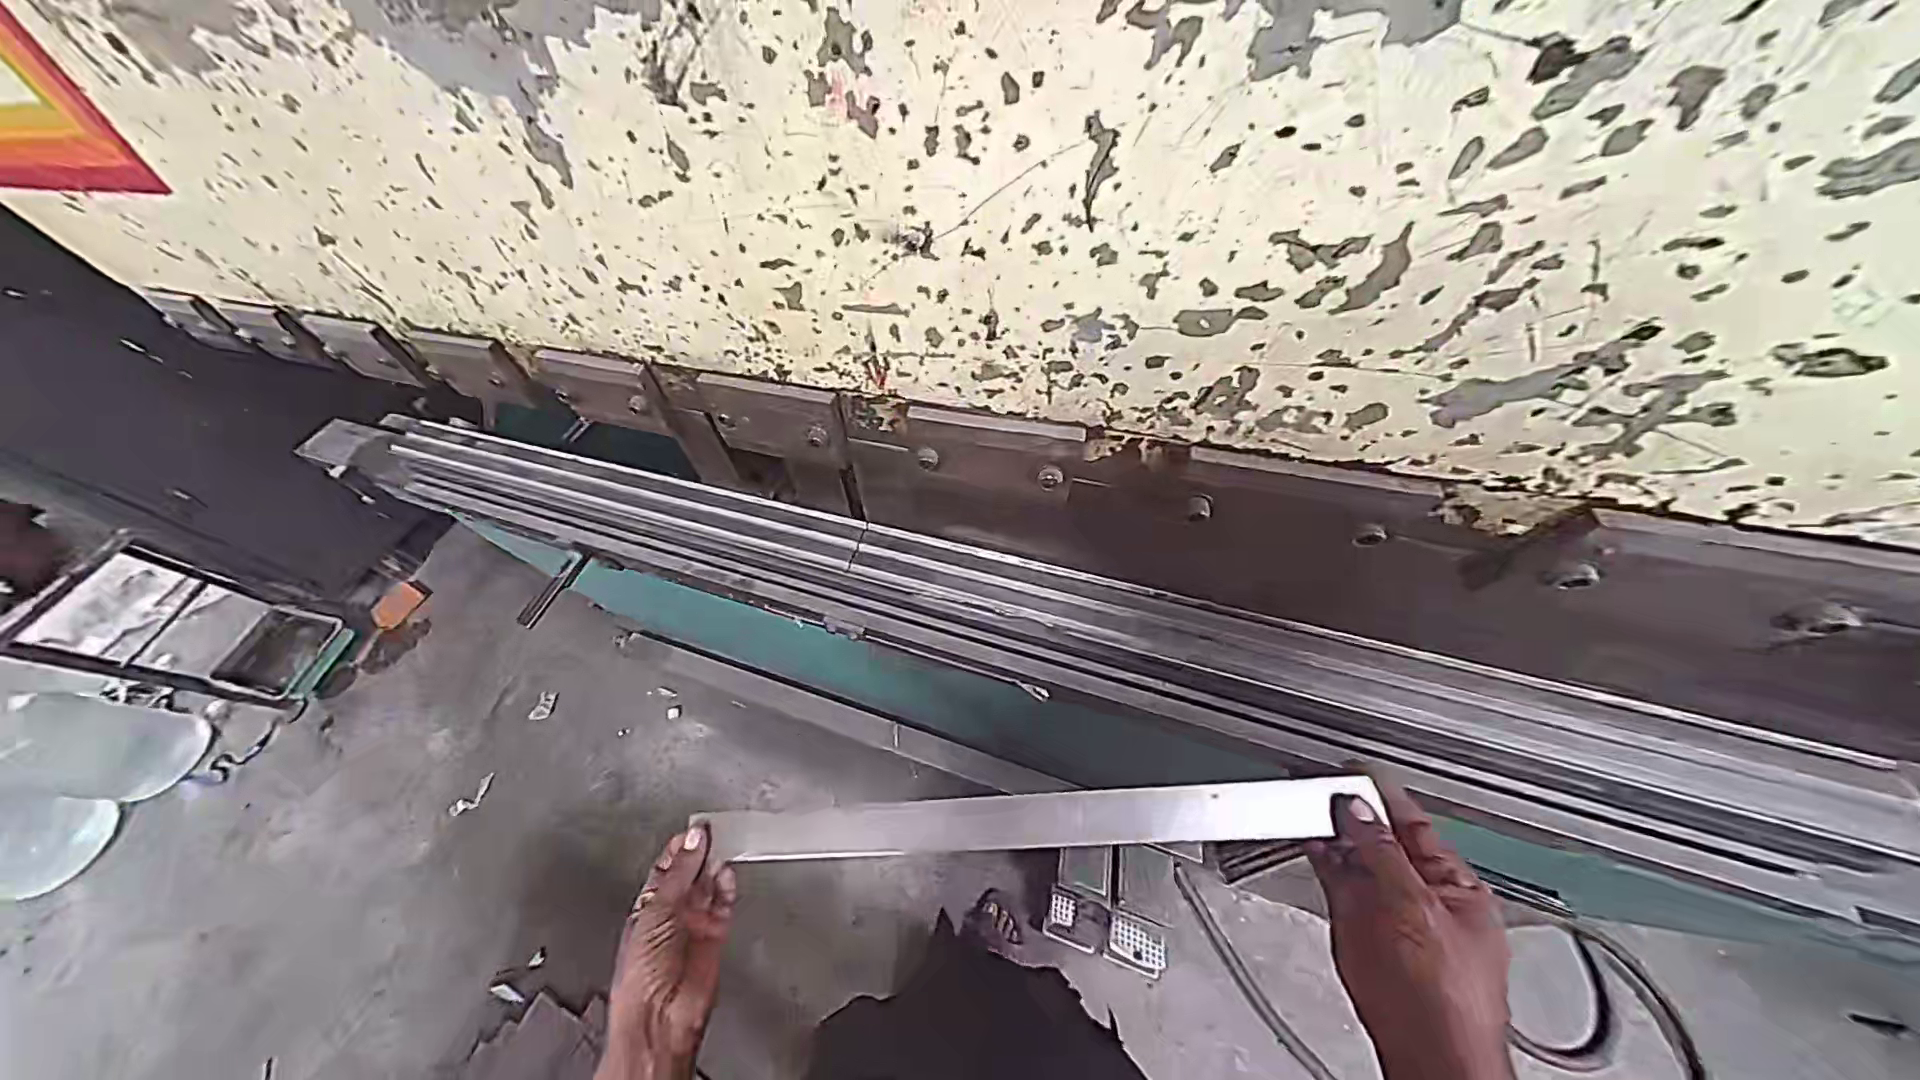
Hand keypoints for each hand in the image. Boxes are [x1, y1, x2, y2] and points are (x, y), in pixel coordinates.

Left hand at [596, 825, 737, 1079]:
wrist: (661, 1016)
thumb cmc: (640, 976)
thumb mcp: (656, 911)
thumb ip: (681, 872)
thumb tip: (694, 838)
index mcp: (648, 907)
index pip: (666, 867)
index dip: (680, 847)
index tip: (695, 828)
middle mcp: (672, 913)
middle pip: (690, 872)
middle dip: (700, 852)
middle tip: (712, 832)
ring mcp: (694, 923)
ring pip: (709, 884)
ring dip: (715, 866)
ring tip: (723, 847)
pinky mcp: (715, 932)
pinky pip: (725, 901)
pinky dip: (728, 886)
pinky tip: (727, 874)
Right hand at [1306, 776, 1512, 1079]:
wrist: (1423, 1050)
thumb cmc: (1448, 1000)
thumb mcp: (1417, 910)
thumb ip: (1384, 855)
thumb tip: (1359, 811)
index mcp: (1453, 887)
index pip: (1415, 825)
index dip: (1384, 796)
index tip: (1356, 772)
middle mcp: (1417, 891)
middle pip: (1379, 836)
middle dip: (1351, 810)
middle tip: (1319, 782)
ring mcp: (1384, 904)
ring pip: (1352, 852)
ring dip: (1329, 828)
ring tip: (1304, 802)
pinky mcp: (1355, 918)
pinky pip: (1333, 873)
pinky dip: (1318, 852)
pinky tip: (1305, 836)